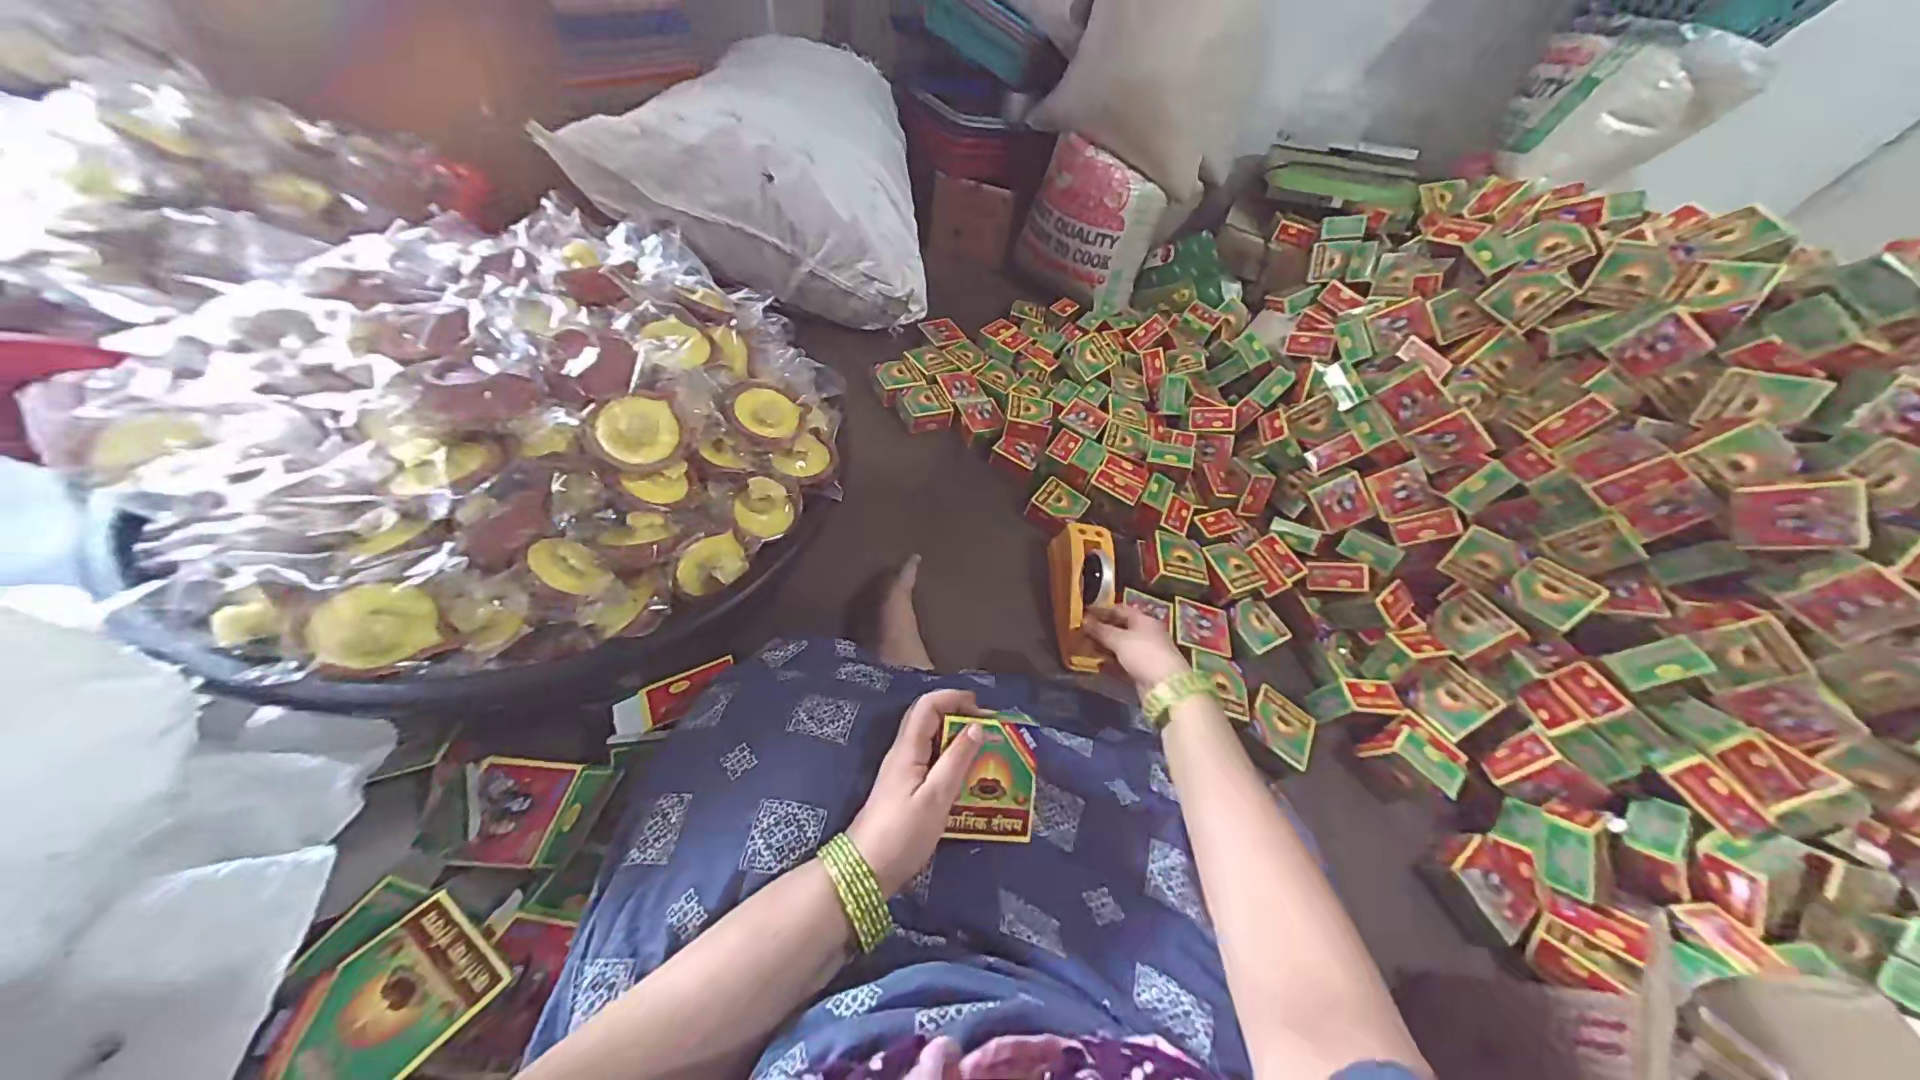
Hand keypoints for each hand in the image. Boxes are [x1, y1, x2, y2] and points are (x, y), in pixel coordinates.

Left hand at [845, 689, 985, 895]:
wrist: (865, 871)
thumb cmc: (902, 834)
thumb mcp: (936, 798)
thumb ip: (956, 760)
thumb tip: (977, 726)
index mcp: (907, 749)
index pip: (928, 705)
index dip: (954, 699)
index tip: (983, 710)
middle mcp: (903, 753)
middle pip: (929, 719)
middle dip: (960, 717)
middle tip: (990, 731)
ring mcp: (902, 771)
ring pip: (931, 741)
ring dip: (958, 740)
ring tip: (986, 753)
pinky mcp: (905, 789)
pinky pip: (930, 762)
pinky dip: (951, 761)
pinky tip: (968, 778)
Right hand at [1083, 604, 1190, 697]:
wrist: (1165, 686)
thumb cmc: (1143, 654)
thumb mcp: (1119, 639)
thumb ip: (1100, 630)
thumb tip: (1084, 620)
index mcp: (1144, 620)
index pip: (1120, 610)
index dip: (1102, 610)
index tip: (1084, 613)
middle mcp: (1145, 634)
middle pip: (1120, 627)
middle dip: (1101, 629)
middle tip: (1082, 631)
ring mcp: (1144, 652)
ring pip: (1119, 645)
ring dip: (1103, 646)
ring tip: (1084, 647)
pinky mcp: (1141, 669)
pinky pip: (1121, 660)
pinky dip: (1109, 660)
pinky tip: (1096, 662)